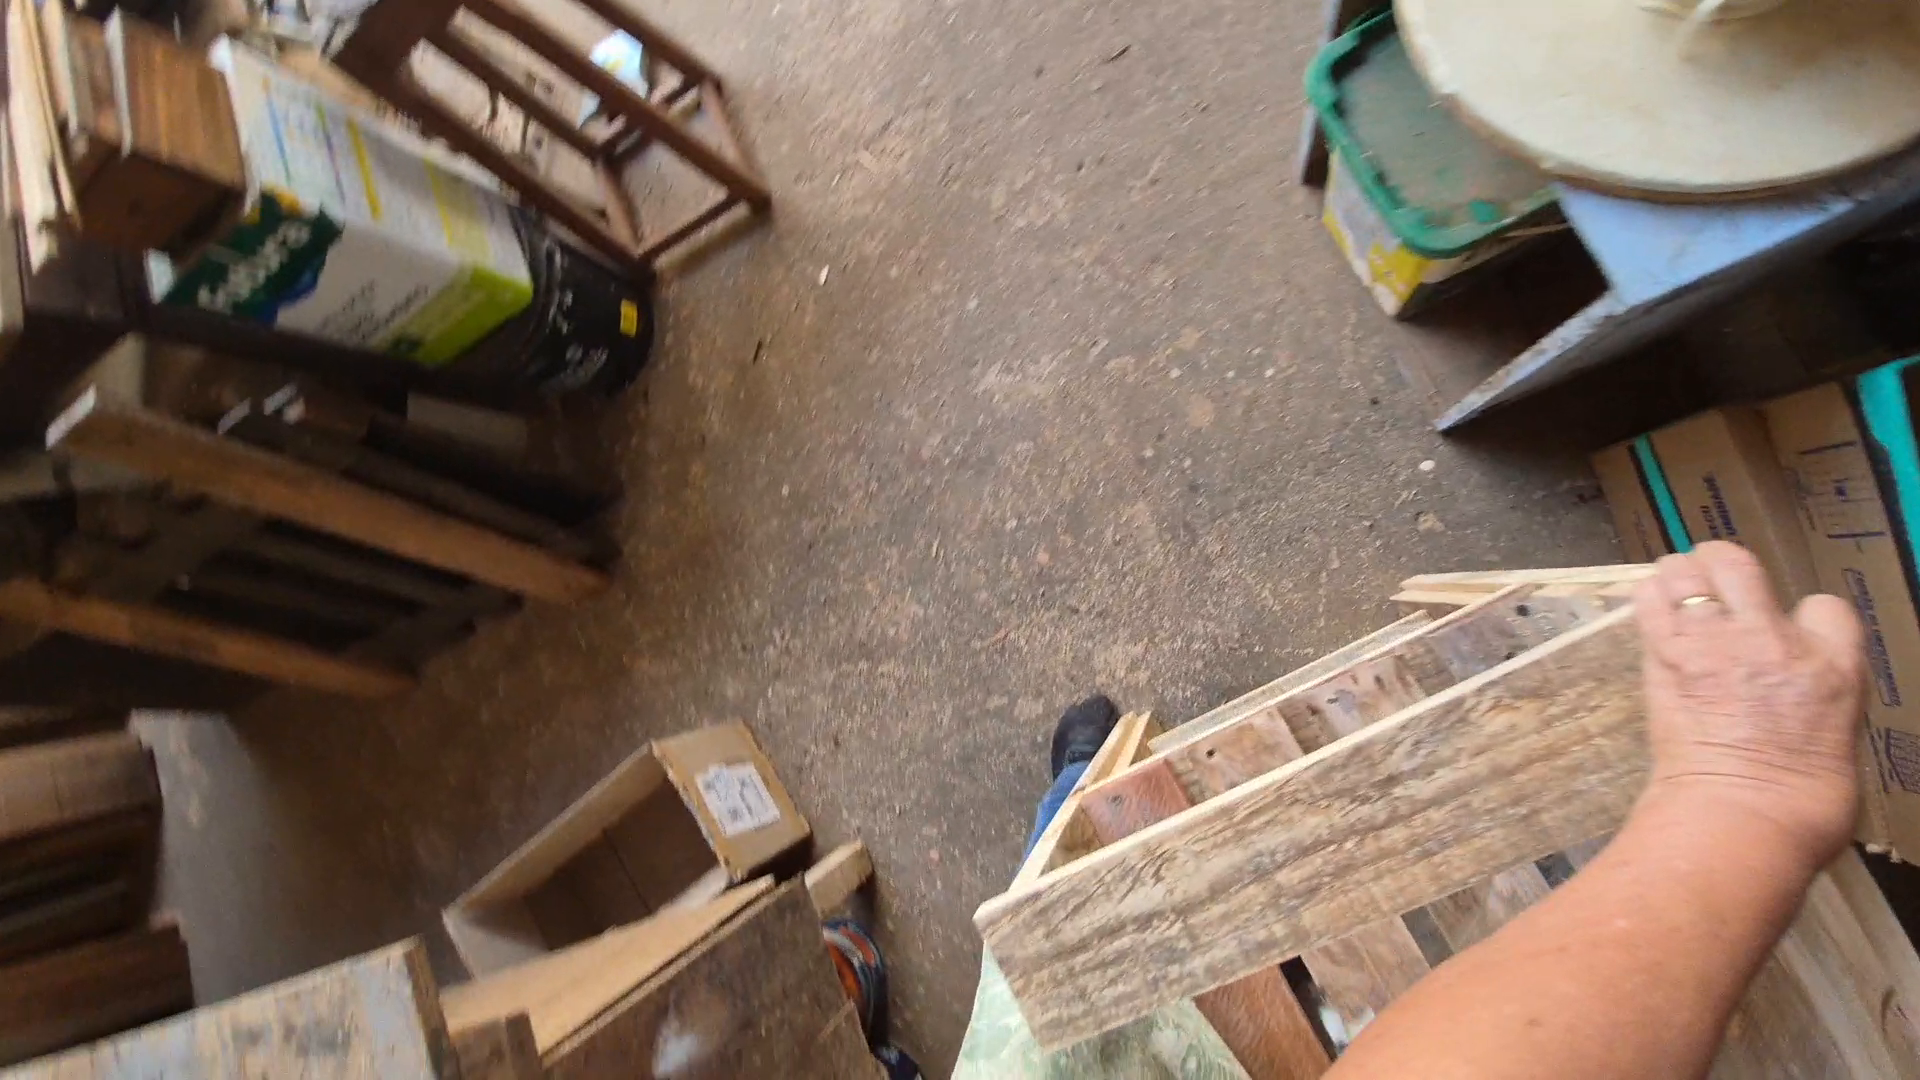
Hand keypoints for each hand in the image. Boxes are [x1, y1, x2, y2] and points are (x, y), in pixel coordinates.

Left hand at [1632, 542, 1866, 872]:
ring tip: (1673, 584)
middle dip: (1719, 561)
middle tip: (1706, 572)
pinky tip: (1650, 603)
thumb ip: (1802, 681)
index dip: (1801, 609)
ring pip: (1686, 574)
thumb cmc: (1797, 785)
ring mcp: (1714, 642)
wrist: (1746, 803)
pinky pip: (1650, 603)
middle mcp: (1773, 640)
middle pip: (1738, 565)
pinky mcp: (1666, 655)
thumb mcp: (1831, 722)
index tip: (1782, 622)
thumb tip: (1774, 672)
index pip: (1826, 604)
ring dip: (1675, 574)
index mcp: (1835, 662)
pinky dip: (1648, 596)